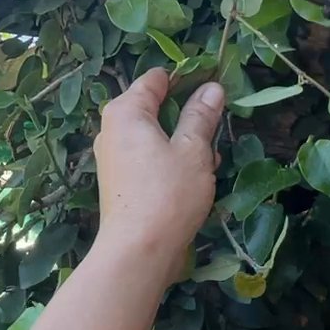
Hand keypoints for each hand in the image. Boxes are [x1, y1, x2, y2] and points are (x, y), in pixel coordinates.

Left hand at [92, 69, 225, 289]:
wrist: (138, 251)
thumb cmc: (167, 194)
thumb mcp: (193, 149)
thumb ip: (201, 116)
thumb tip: (212, 88)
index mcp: (125, 111)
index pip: (156, 78)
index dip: (187, 78)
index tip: (216, 84)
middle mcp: (112, 129)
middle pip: (155, 107)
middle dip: (188, 114)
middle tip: (217, 128)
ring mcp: (113, 157)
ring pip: (155, 135)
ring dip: (184, 141)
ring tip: (211, 159)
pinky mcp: (119, 181)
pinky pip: (148, 158)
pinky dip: (171, 161)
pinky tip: (196, 178)